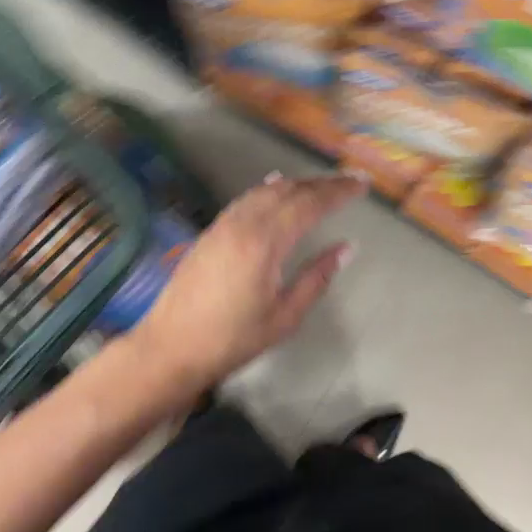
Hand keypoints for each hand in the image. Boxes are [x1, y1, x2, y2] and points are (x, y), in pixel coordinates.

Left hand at [130, 173, 366, 389]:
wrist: (169, 348)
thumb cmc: (232, 340)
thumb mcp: (284, 317)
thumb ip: (316, 278)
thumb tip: (346, 247)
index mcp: (265, 242)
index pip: (309, 203)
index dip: (338, 192)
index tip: (362, 185)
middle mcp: (244, 224)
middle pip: (289, 190)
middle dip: (322, 184)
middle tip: (349, 183)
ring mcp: (223, 225)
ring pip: (265, 190)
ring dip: (297, 184)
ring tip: (321, 186)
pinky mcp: (210, 232)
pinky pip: (247, 199)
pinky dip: (269, 190)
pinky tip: (276, 188)